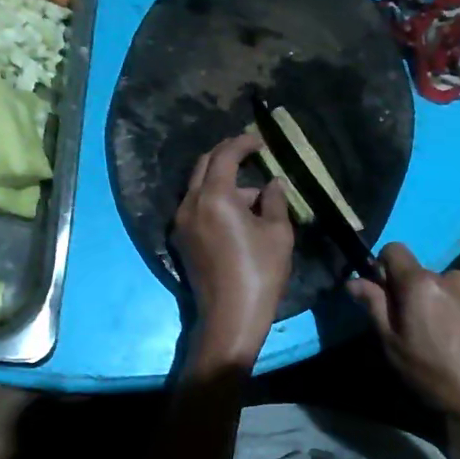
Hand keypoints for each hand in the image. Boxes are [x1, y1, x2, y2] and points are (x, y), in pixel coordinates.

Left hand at [172, 133, 294, 366]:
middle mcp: (190, 205)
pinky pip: (195, 208)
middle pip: (204, 166)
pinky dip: (213, 202)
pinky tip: (237, 215)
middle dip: (226, 155)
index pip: (225, 156)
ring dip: (223, 183)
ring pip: (199, 189)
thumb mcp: (278, 233)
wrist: (230, 317)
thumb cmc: (260, 273)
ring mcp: (181, 224)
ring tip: (254, 198)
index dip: (243, 143)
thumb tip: (273, 183)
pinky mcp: (180, 241)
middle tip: (249, 154)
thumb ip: (275, 201)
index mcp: (214, 197)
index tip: (260, 141)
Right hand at [348, 244, 459, 445]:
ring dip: (442, 304)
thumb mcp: (395, 347)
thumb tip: (354, 281)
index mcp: (420, 283)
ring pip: (448, 288)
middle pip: (421, 275)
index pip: (393, 250)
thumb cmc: (440, 373)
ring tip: (450, 340)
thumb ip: (375, 307)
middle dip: (414, 295)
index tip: (384, 295)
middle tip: (417, 333)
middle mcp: (451, 275)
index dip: (383, 267)